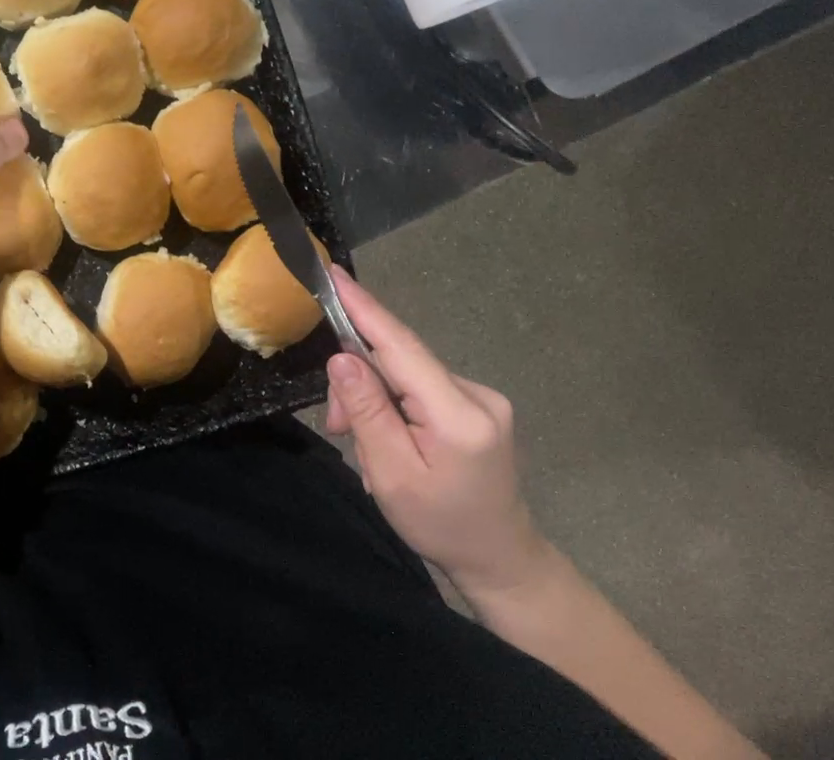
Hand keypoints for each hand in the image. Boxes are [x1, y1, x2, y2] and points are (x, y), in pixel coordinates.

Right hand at [323, 266, 556, 596]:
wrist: (499, 559)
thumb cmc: (439, 524)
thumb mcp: (392, 474)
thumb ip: (368, 412)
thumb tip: (342, 357)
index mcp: (459, 414)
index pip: (400, 346)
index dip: (364, 309)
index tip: (333, 273)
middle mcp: (478, 395)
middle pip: (397, 362)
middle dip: (357, 385)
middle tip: (339, 429)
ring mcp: (482, 399)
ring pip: (404, 375)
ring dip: (373, 401)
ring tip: (365, 446)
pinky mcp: (476, 406)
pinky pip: (418, 388)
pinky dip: (392, 407)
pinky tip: (388, 441)